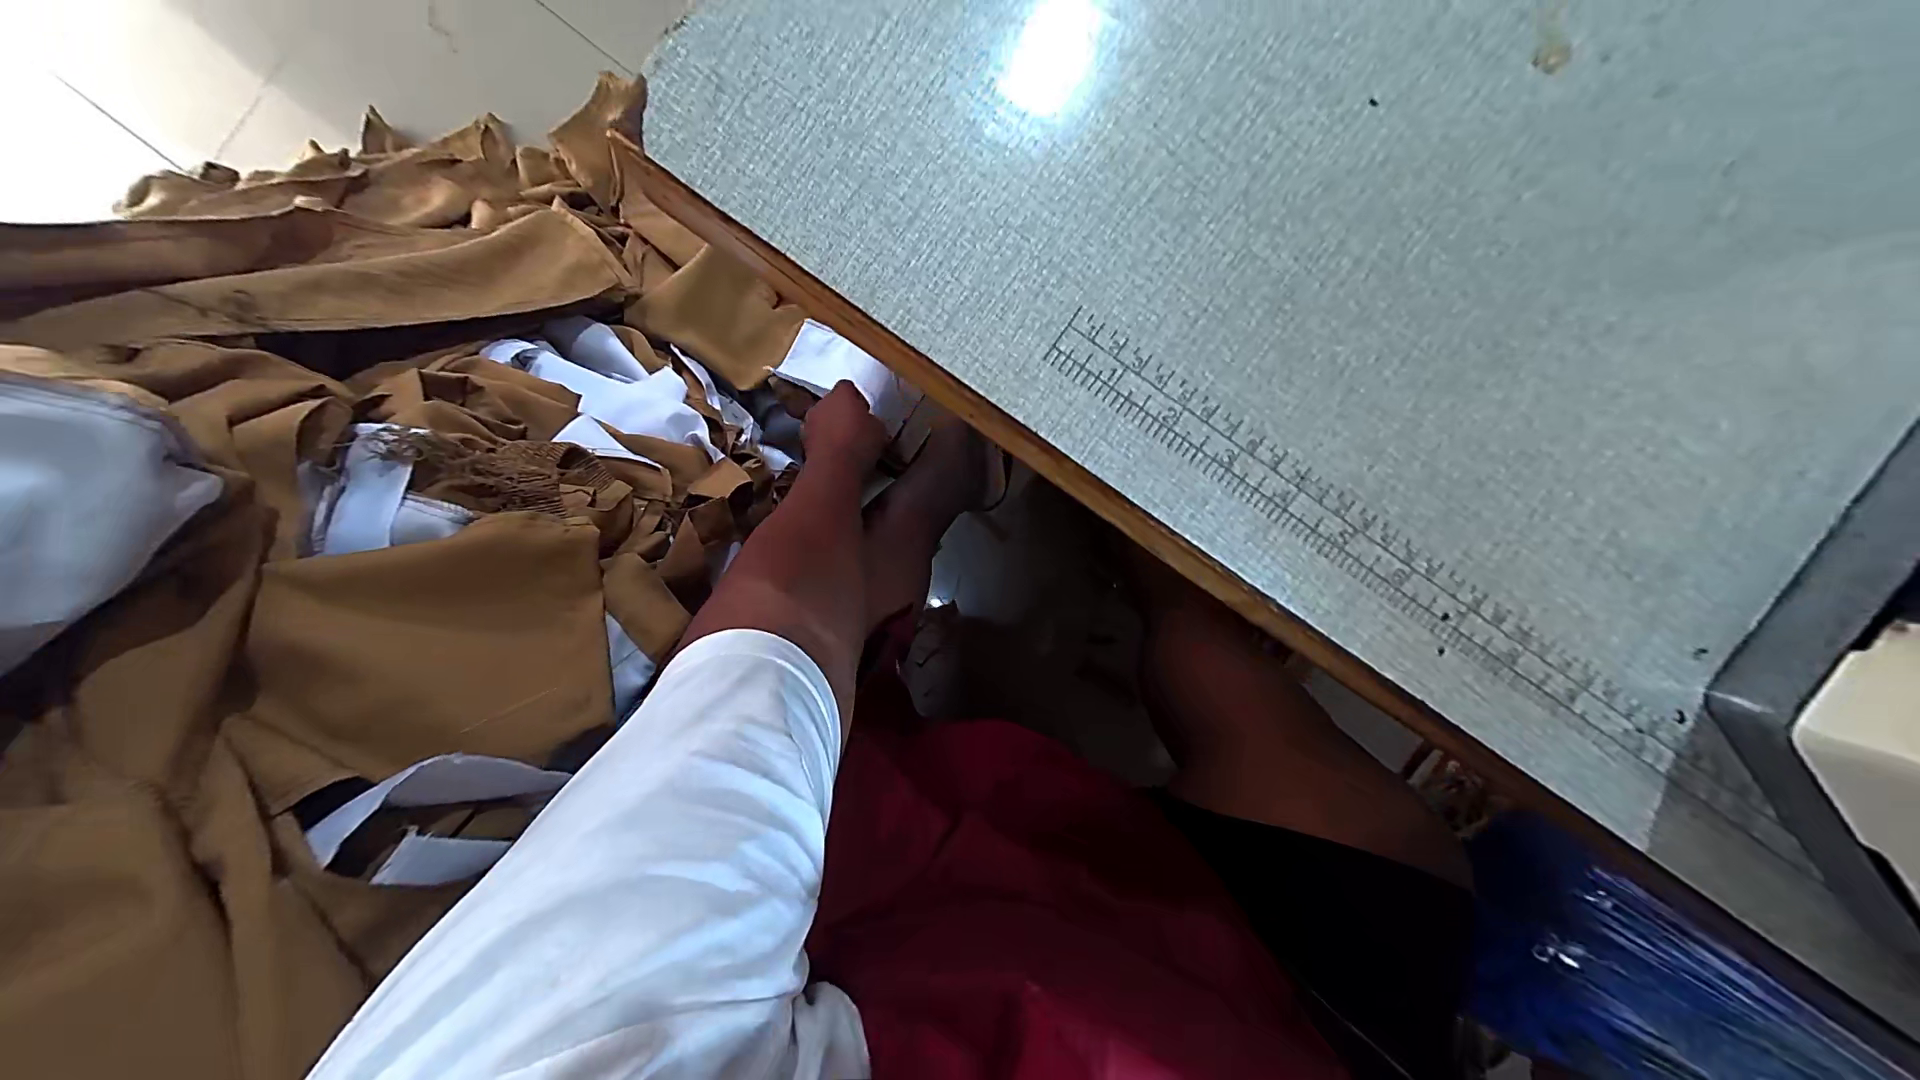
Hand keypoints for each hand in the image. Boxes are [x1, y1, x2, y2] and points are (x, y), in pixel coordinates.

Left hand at [802, 381, 887, 473]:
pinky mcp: (802, 440)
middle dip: (840, 411)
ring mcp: (809, 420)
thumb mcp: (879, 430)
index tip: (863, 410)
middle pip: (831, 402)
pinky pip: (815, 435)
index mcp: (842, 394)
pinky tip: (832, 453)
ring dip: (829, 426)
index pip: (847, 387)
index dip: (855, 397)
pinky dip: (822, 441)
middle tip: (853, 427)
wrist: (834, 469)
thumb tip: (867, 422)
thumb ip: (871, 420)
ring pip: (821, 419)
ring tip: (842, 442)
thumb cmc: (860, 443)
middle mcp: (822, 402)